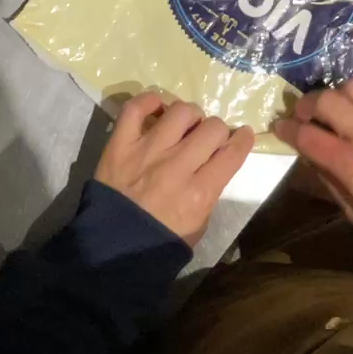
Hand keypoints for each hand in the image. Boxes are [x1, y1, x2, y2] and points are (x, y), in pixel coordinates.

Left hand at [95, 93, 253, 244]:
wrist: (110, 252)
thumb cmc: (160, 242)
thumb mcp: (199, 224)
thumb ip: (210, 190)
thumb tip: (216, 160)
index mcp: (198, 193)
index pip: (232, 152)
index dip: (243, 139)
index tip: (243, 134)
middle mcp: (176, 167)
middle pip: (212, 127)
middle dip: (217, 130)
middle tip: (208, 138)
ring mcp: (147, 152)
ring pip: (181, 111)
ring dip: (189, 116)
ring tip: (184, 126)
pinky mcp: (120, 145)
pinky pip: (136, 108)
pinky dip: (149, 101)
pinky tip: (157, 108)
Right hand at [271, 78, 352, 229]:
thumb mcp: (352, 211)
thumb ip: (327, 178)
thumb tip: (308, 153)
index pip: (309, 137)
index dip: (288, 130)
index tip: (279, 127)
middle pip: (327, 101)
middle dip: (307, 104)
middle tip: (302, 114)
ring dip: (336, 94)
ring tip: (333, 108)